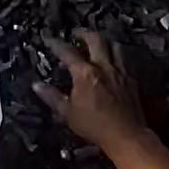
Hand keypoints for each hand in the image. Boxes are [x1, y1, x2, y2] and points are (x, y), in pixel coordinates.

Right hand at [33, 29, 150, 154]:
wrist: (126, 134)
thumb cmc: (93, 124)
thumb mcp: (67, 112)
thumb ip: (52, 96)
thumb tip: (37, 85)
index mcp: (85, 73)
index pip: (68, 52)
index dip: (56, 44)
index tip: (49, 39)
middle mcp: (104, 67)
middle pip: (96, 40)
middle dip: (84, 33)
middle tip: (76, 33)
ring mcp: (120, 72)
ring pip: (115, 46)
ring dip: (104, 42)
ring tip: (97, 44)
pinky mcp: (131, 79)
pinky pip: (124, 60)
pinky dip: (116, 55)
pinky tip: (111, 62)